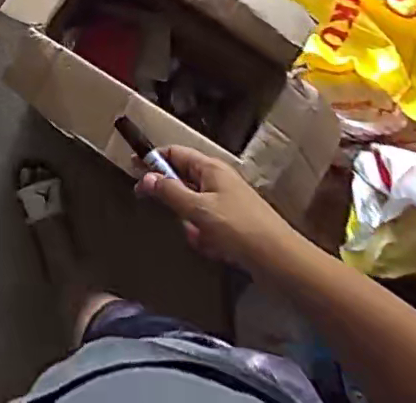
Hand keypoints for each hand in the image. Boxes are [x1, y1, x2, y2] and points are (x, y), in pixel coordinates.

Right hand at [136, 144, 297, 267]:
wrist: (283, 263)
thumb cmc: (239, 228)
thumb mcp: (198, 209)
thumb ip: (169, 192)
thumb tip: (144, 177)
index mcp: (210, 168)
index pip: (174, 153)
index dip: (153, 159)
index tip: (132, 168)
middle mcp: (218, 180)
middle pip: (183, 180)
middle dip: (175, 201)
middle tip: (172, 214)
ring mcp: (227, 203)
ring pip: (194, 207)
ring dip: (192, 224)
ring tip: (202, 238)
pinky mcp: (234, 225)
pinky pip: (208, 226)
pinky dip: (207, 238)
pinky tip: (215, 250)